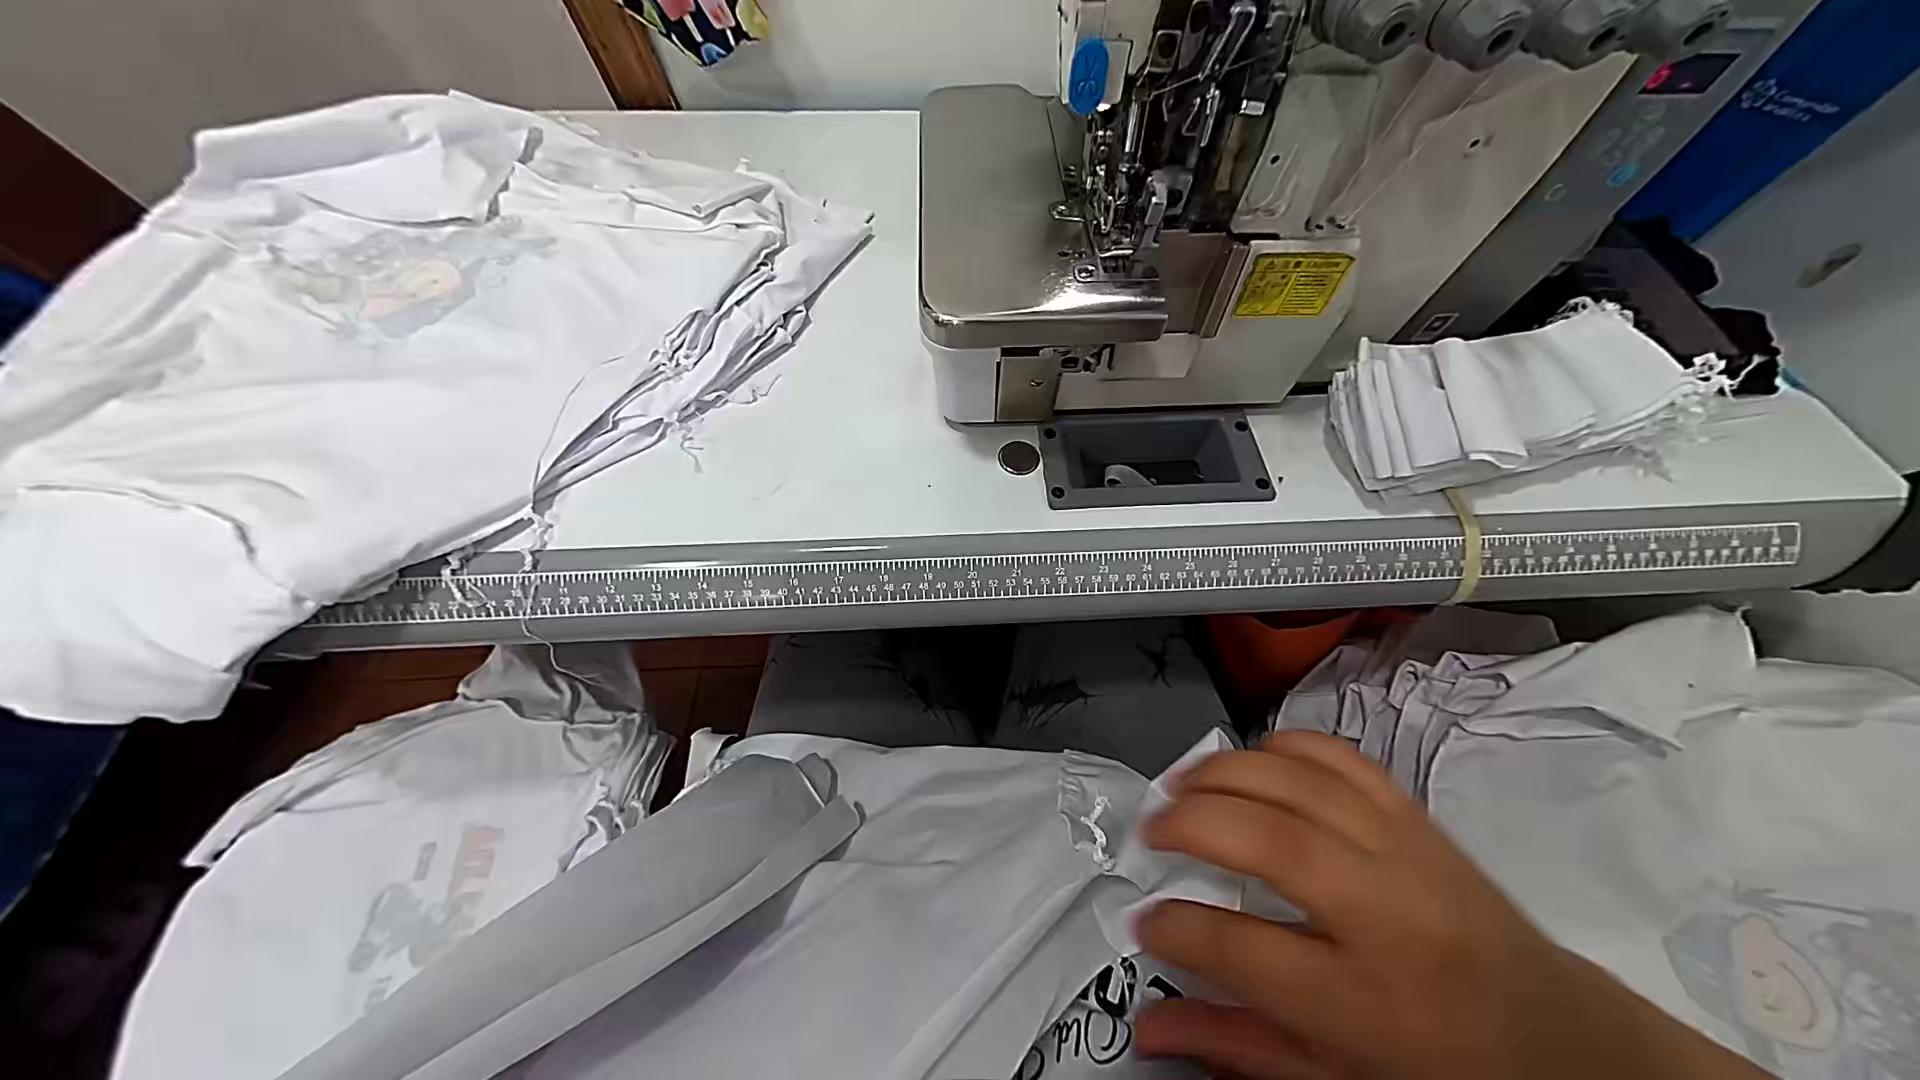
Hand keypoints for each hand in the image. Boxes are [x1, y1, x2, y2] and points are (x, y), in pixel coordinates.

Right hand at [1133, 732, 1768, 1079]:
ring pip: (1296, 782)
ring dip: (1222, 771)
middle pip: (1267, 840)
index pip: (1241, 950)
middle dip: (1188, 824)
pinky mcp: (1413, 815)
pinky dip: (1282, 745)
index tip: (1142, 918)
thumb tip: (1145, 1028)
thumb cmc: (1436, 1064)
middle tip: (1150, 830)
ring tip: (1181, 786)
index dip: (1175, 926)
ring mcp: (1402, 849)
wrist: (1561, 1037)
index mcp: (1362, 999)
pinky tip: (1249, 762)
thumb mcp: (1334, 1074)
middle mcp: (1383, 912)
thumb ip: (1234, 1044)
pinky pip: (1339, 756)